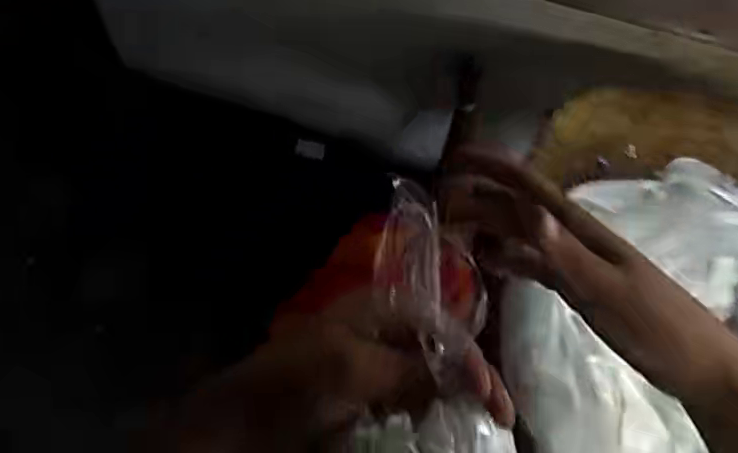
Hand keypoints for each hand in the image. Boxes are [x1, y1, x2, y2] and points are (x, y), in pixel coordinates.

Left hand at [167, 290, 512, 451]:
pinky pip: (406, 399)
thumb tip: (466, 374)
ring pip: (427, 374)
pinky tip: (439, 427)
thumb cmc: (295, 380)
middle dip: (472, 376)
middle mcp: (381, 330)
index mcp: (381, 310)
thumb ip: (408, 369)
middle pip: (440, 348)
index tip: (497, 403)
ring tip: (478, 422)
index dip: (473, 359)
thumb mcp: (352, 370)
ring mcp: (371, 364)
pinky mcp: (361, 395)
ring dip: (454, 396)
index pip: (441, 326)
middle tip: (499, 415)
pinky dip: (428, 412)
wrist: (238, 420)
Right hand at [442, 145, 737, 402]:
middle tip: (439, 201)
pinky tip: (490, 262)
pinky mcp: (580, 284)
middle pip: (520, 205)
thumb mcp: (607, 290)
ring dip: (490, 224)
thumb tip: (525, 206)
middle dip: (481, 195)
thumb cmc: (657, 325)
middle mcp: (574, 234)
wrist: (702, 365)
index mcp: (580, 227)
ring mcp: (578, 259)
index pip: (529, 184)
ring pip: (524, 231)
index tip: (455, 158)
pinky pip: (534, 262)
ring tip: (454, 227)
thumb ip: (564, 251)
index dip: (492, 166)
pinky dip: (508, 256)